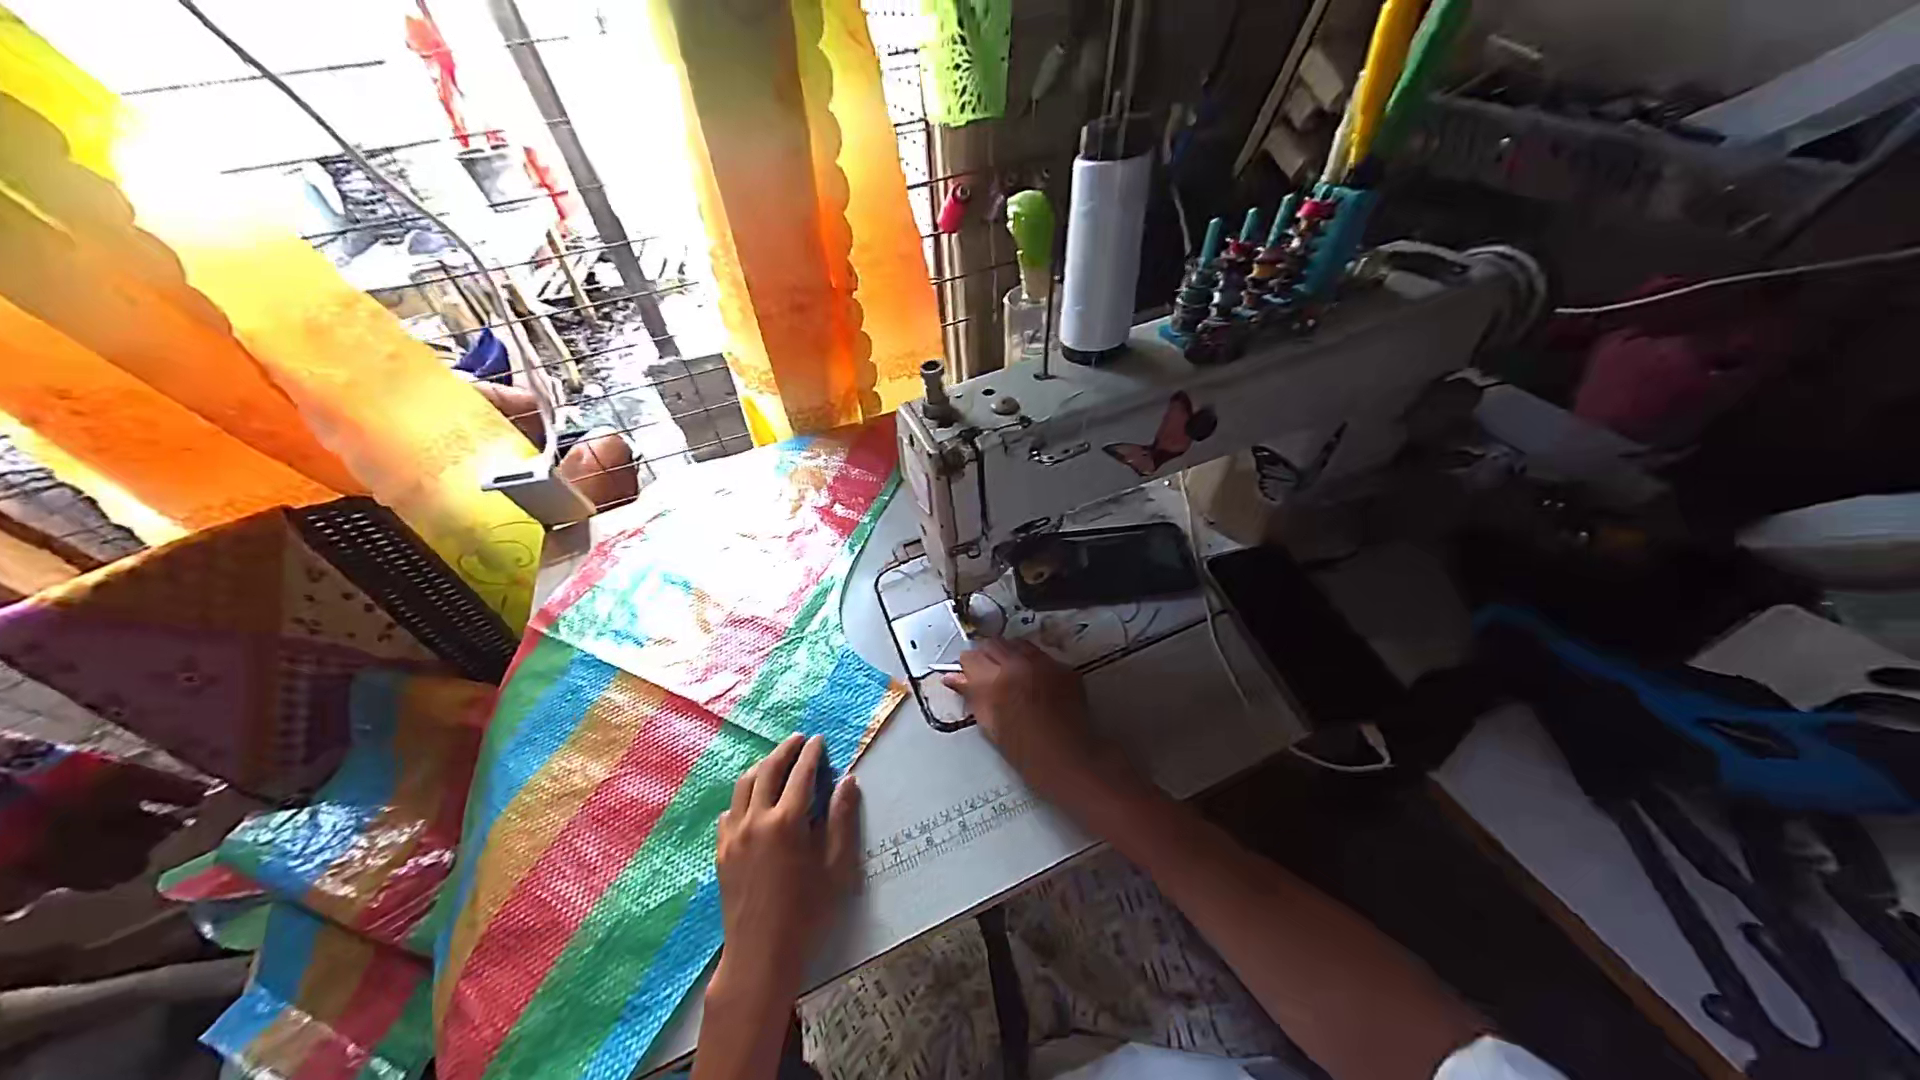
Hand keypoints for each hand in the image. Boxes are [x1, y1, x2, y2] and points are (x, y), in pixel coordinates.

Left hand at [713, 734, 859, 1003]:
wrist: (761, 955)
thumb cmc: (808, 912)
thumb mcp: (837, 866)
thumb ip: (842, 819)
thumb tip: (848, 780)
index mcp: (788, 821)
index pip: (801, 773)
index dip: (812, 753)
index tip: (819, 740)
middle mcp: (757, 820)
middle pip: (769, 770)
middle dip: (785, 751)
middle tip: (799, 740)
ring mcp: (734, 836)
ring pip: (744, 786)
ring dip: (762, 767)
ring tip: (776, 761)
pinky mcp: (722, 852)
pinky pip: (730, 812)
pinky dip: (744, 797)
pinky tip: (752, 802)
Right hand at [941, 638, 1141, 815]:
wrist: (1069, 759)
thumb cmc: (1024, 751)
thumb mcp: (990, 725)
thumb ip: (971, 695)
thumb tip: (952, 677)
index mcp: (996, 680)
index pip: (970, 657)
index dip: (967, 669)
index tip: (968, 678)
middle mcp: (1020, 663)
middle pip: (993, 643)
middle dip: (987, 657)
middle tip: (988, 677)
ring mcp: (1045, 663)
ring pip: (1018, 644)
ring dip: (1010, 655)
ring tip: (1012, 678)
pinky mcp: (1064, 667)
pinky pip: (1041, 656)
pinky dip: (1033, 664)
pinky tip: (1035, 684)